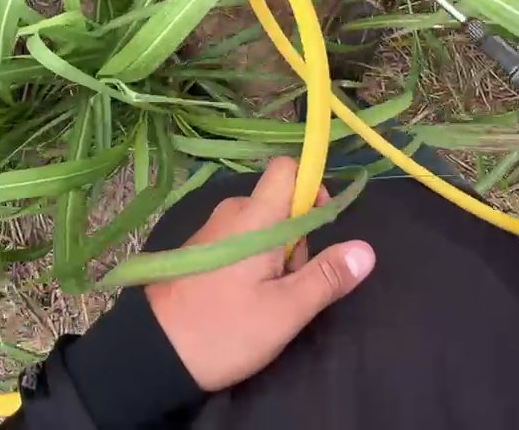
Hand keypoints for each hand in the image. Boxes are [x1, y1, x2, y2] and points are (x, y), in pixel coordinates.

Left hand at [145, 156, 375, 389]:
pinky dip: (254, 261)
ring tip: (268, 299)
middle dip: (298, 236)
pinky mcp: (203, 247)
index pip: (288, 167)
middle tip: (291, 282)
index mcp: (255, 215)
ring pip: (264, 223)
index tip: (320, 227)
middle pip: (282, 201)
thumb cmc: (222, 328)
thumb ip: (326, 277)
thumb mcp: (283, 312)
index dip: (311, 187)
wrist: (151, 351)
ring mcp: (215, 228)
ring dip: (277, 254)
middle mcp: (234, 210)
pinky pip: (242, 238)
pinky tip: (246, 299)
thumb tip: (367, 249)